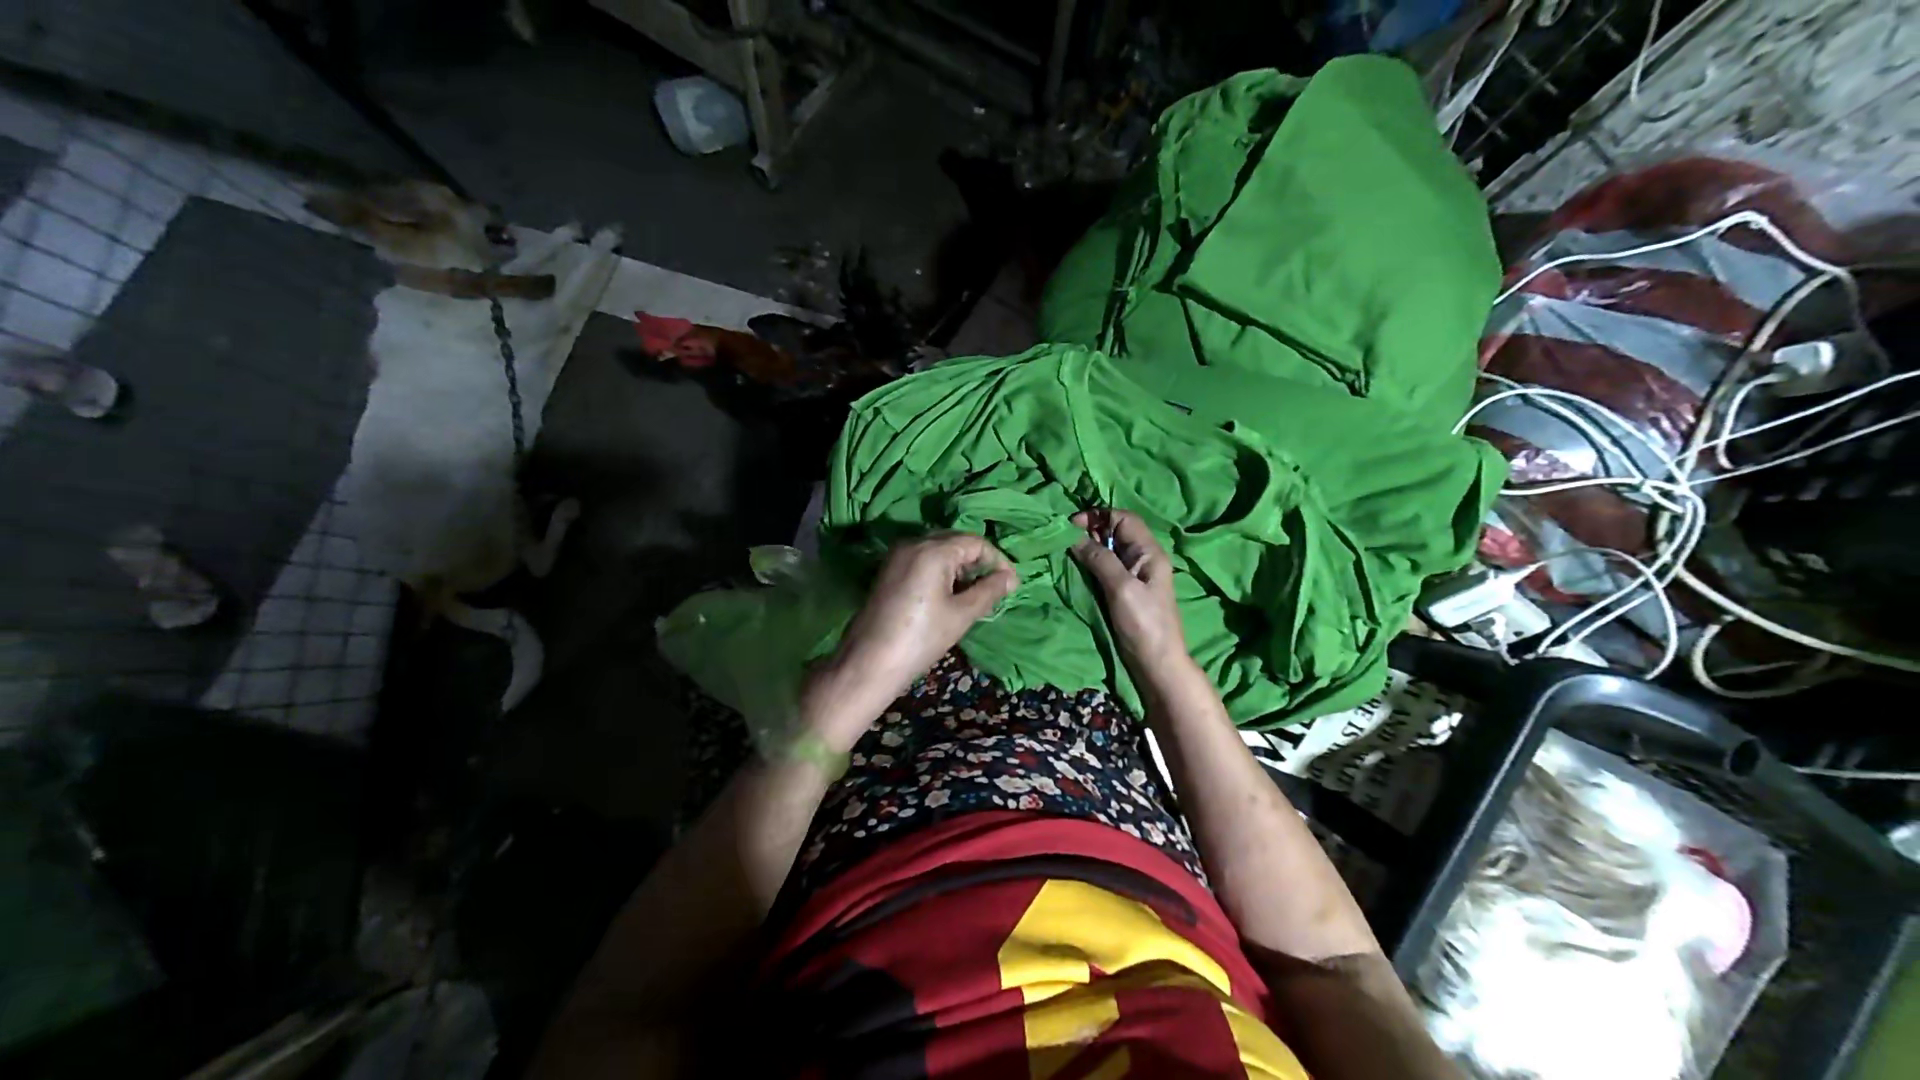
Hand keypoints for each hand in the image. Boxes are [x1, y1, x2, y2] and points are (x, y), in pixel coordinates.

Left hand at [802, 532, 1016, 748]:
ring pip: (939, 549)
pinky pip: (923, 559)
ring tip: (976, 594)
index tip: (1011, 585)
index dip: (998, 561)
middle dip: (979, 562)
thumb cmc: (920, 639)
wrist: (869, 663)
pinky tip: (950, 594)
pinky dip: (942, 570)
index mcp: (932, 550)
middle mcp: (913, 543)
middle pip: (956, 541)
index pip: (976, 542)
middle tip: (996, 588)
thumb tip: (1010, 579)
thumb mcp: (961, 615)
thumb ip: (988, 591)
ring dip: (960, 566)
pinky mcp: (889, 570)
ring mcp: (897, 555)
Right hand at [1071, 510, 1188, 675]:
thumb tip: (1074, 536)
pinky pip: (1105, 567)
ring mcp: (1134, 575)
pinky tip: (1074, 567)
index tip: (1071, 525)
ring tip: (1064, 551)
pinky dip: (1089, 563)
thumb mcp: (1122, 588)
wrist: (1156, 664)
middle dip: (1089, 530)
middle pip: (1115, 531)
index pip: (1123, 518)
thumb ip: (1100, 559)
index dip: (1098, 516)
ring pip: (1108, 549)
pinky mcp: (1124, 590)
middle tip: (1063, 539)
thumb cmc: (1143, 625)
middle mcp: (1143, 558)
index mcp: (1150, 552)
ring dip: (1087, 547)